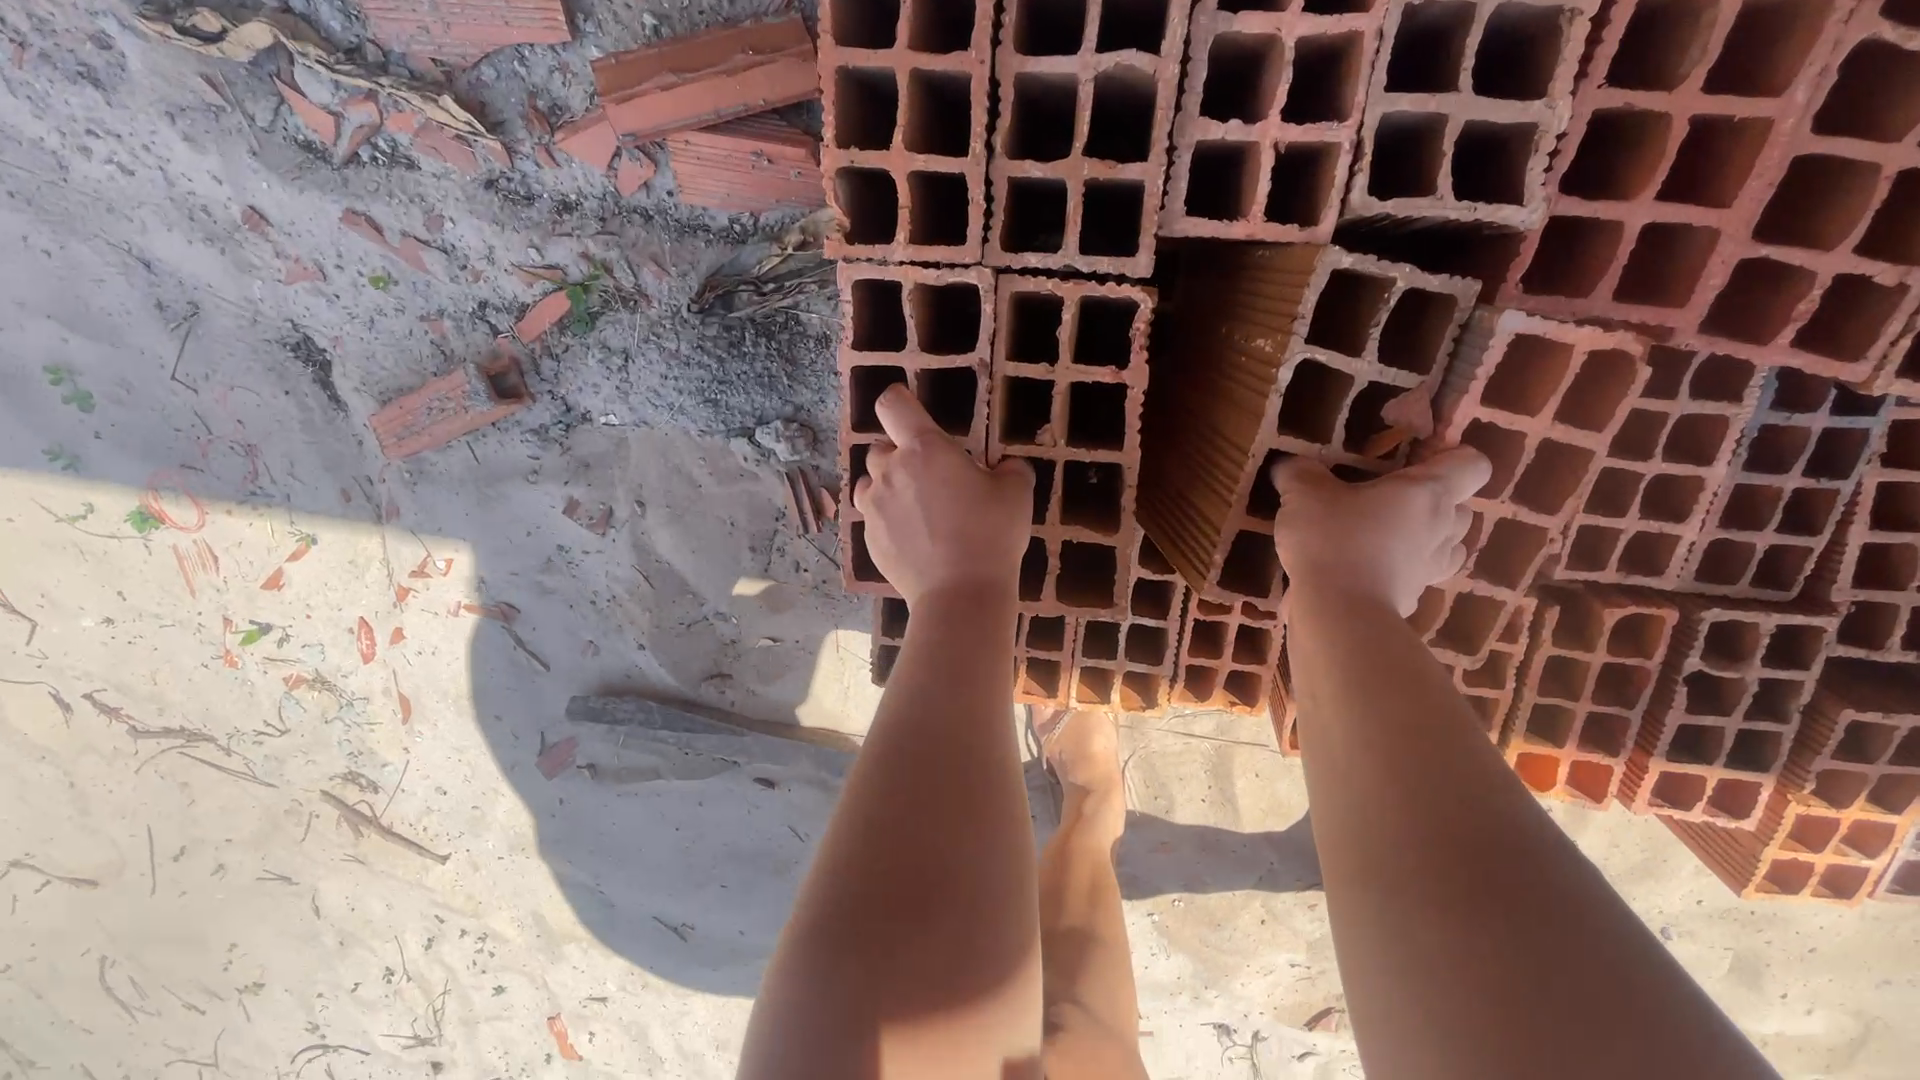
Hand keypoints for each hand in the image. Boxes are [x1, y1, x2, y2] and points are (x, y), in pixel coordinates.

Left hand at [852, 384, 1033, 603]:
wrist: (960, 594)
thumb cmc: (990, 535)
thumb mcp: (1016, 493)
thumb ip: (1009, 469)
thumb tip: (1006, 466)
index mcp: (924, 449)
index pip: (892, 404)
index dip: (900, 402)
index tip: (913, 413)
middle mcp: (890, 471)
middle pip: (880, 446)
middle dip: (899, 454)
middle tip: (928, 476)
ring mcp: (874, 507)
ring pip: (869, 482)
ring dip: (886, 486)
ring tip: (914, 507)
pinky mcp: (869, 539)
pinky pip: (872, 517)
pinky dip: (887, 520)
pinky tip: (912, 538)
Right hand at [1269, 447, 1489, 615]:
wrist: (1340, 613)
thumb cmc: (1334, 540)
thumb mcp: (1304, 495)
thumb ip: (1299, 473)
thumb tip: (1289, 465)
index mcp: (1428, 492)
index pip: (1472, 464)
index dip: (1452, 456)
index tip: (1417, 459)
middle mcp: (1442, 527)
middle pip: (1462, 507)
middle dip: (1435, 502)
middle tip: (1392, 500)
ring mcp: (1433, 567)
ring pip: (1448, 545)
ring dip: (1426, 538)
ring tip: (1387, 536)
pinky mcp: (1414, 597)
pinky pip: (1419, 576)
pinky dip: (1401, 570)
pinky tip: (1367, 569)